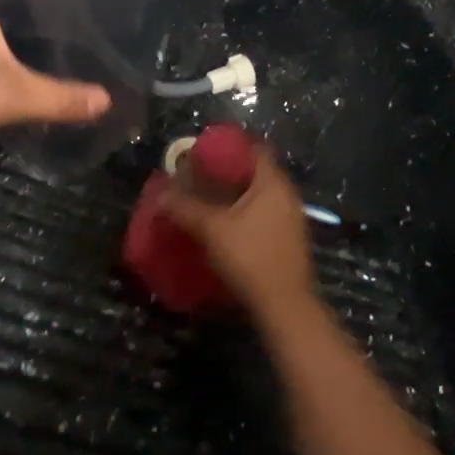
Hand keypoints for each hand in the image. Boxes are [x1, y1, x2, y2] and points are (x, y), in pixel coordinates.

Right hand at [160, 148, 315, 316]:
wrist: (285, 306)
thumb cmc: (250, 257)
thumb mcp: (212, 230)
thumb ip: (186, 208)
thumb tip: (161, 194)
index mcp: (273, 182)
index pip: (254, 149)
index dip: (229, 148)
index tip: (204, 154)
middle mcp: (288, 194)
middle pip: (256, 172)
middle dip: (228, 174)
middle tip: (200, 178)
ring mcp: (292, 218)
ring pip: (261, 196)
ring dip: (236, 196)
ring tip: (208, 201)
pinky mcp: (290, 239)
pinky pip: (265, 214)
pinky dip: (246, 214)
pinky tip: (225, 226)